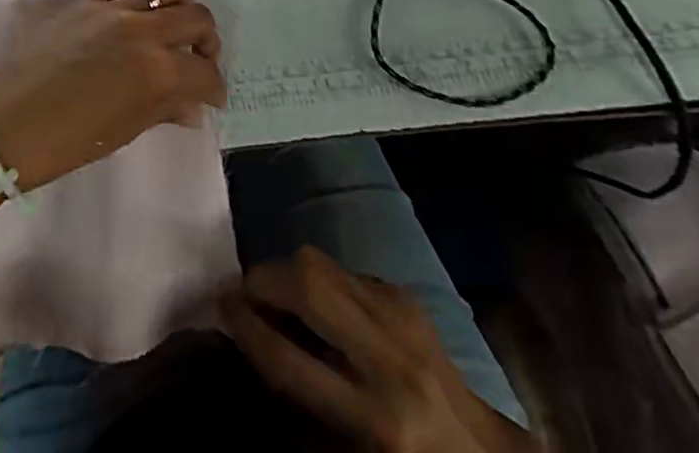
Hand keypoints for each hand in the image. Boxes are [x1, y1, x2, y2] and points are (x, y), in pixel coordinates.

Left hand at [0, 0, 224, 192]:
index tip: (213, 97)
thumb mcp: (124, 130)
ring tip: (173, 30)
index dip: (215, 87)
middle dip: (208, 41)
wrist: (3, 124)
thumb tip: (193, 108)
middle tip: (201, 60)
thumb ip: (164, 110)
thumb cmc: (66, 142)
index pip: (205, 73)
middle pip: (197, 18)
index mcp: (157, 71)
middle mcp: (142, 32)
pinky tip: (137, 11)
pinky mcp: (86, 2)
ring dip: (180, 10)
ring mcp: (112, 11)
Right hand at [224, 247, 532, 452]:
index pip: (288, 361)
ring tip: (273, 292)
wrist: (478, 451)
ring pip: (323, 265)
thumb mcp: (345, 449)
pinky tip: (316, 302)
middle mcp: (390, 359)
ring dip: (286, 272)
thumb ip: (301, 398)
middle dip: (263, 280)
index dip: (245, 329)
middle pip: (308, 286)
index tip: (220, 309)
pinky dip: (319, 280)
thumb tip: (251, 334)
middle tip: (244, 293)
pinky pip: (344, 272)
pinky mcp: (407, 297)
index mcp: (374, 419)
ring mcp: (403, 319)